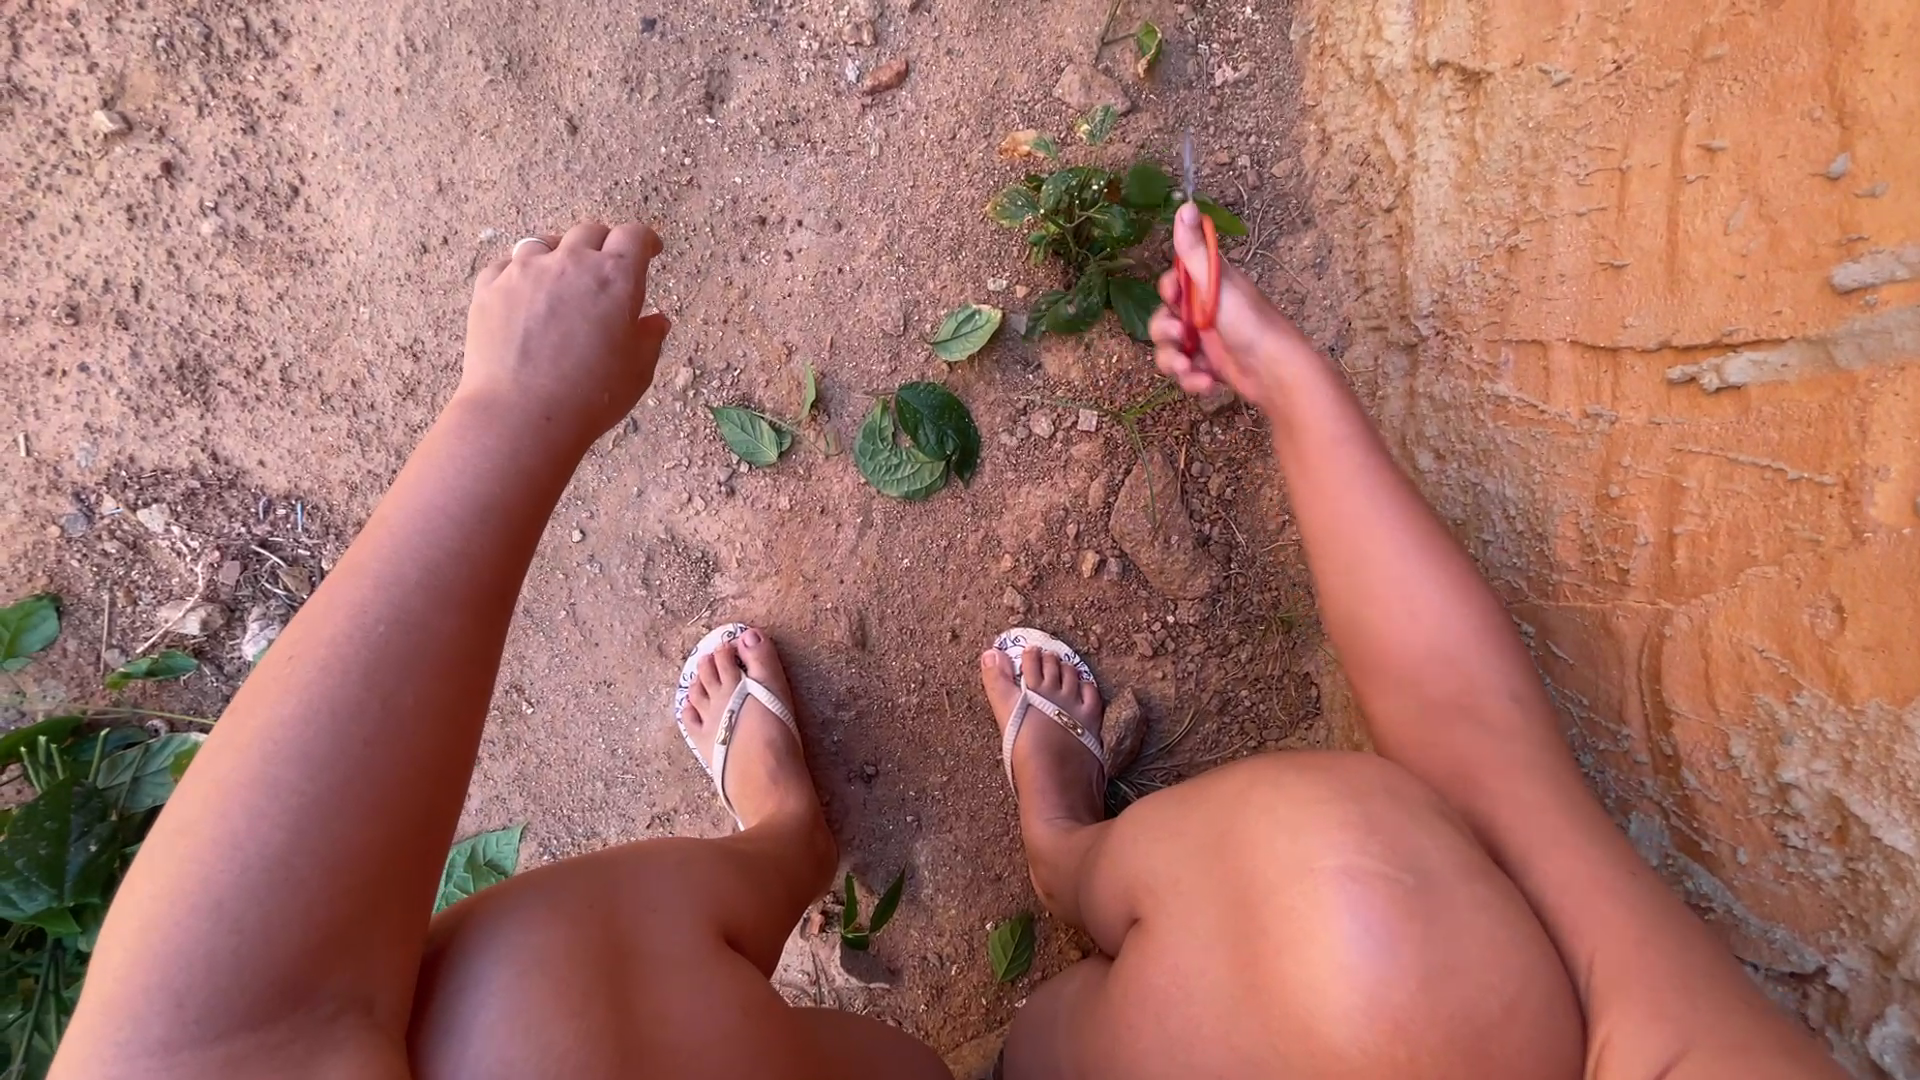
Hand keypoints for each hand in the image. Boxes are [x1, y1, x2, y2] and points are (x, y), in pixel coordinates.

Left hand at [457, 221, 670, 450]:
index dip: (646, 240)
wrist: (522, 414)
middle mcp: (571, 262)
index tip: (652, 249)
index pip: (635, 237)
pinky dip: (524, 274)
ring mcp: (524, 270)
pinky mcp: (490, 287)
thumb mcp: (638, 370)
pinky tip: (529, 298)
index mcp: (616, 279)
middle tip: (611, 267)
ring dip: (561, 255)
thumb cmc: (592, 394)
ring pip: (546, 243)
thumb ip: (649, 338)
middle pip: (590, 232)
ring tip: (565, 280)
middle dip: (606, 244)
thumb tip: (656, 321)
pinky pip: (509, 266)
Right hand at [1149, 202, 1311, 410]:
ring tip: (1189, 369)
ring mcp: (1204, 343)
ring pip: (1168, 350)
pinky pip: (1184, 374)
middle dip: (1164, 333)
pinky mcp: (1207, 369)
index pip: (1173, 283)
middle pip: (1163, 319)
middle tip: (1177, 336)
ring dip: (1173, 362)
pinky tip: (1207, 383)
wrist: (1274, 370)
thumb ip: (1194, 250)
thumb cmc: (1248, 322)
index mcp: (1209, 287)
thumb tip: (1185, 205)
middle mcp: (1204, 313)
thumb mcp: (1216, 283)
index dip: (1167, 291)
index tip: (1172, 296)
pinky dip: (1191, 380)